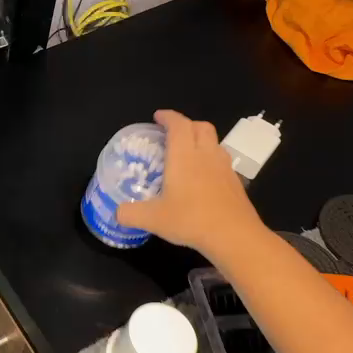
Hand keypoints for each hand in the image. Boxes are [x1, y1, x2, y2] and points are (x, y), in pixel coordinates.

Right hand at [114, 110, 261, 253]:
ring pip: (215, 142)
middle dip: (186, 124)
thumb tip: (117, 212)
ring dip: (201, 141)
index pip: (178, 124)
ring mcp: (224, 168)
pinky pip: (222, 161)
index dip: (168, 117)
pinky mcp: (236, 183)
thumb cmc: (191, 220)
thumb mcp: (153, 219)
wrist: (235, 236)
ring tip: (188, 154)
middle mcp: (206, 155)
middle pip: (201, 127)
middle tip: (172, 134)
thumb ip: (130, 213)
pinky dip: (211, 160)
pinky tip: (203, 179)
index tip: (158, 117)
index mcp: (184, 156)